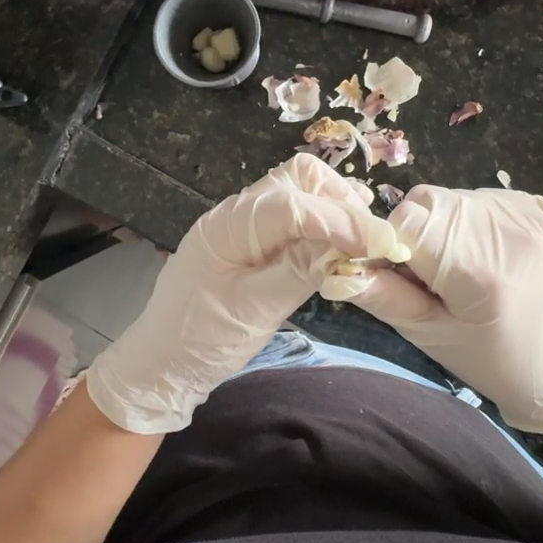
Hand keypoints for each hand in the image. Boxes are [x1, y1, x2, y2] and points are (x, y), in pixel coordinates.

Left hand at [87, 154, 398, 433]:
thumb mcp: (254, 311)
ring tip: (360, 244)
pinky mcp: (252, 241)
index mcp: (228, 226)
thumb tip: (350, 247)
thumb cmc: (200, 341)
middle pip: (299, 178)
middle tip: (371, 241)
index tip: (381, 245)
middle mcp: (236, 213)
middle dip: (341, 201)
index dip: (342, 220)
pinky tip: (337, 251)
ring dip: (334, 209)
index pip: (294, 204)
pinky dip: (321, 225)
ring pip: (299, 190)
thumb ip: (300, 271)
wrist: (161, 365)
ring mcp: (243, 224)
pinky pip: (293, 215)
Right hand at [354, 187, 542, 434]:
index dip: (394, 244)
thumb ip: (383, 296)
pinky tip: (500, 258)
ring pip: (461, 197)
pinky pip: (496, 200)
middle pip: (432, 201)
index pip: (406, 218)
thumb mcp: (433, 338)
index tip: (406, 276)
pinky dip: (485, 223)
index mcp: (479, 266)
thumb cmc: (501, 366)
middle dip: (421, 232)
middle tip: (438, 277)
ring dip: (453, 225)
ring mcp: (539, 214)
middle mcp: (511, 228)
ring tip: (472, 269)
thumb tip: (336, 267)